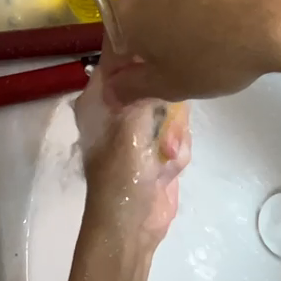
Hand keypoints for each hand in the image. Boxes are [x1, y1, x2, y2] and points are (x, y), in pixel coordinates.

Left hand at [74, 61, 191, 249]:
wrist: (131, 228)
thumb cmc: (121, 176)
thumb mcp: (131, 127)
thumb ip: (146, 92)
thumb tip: (157, 60)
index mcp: (100, 99)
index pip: (117, 59)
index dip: (140, 53)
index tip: (165, 52)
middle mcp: (120, 108)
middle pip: (154, 81)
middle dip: (168, 107)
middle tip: (167, 129)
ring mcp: (142, 128)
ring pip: (173, 107)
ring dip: (175, 133)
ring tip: (168, 156)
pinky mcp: (160, 147)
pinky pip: (180, 132)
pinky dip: (179, 150)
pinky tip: (170, 168)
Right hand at [105, 0, 280, 103]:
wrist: (275, 14)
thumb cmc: (214, 56)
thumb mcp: (169, 84)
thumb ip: (132, 88)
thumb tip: (111, 91)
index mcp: (127, 12)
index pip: (111, 47)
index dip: (120, 75)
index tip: (135, 94)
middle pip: (135, 20)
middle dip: (146, 47)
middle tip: (170, 75)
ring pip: (163, 4)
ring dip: (171, 27)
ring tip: (199, 53)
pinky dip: (196, 11)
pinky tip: (220, 31)